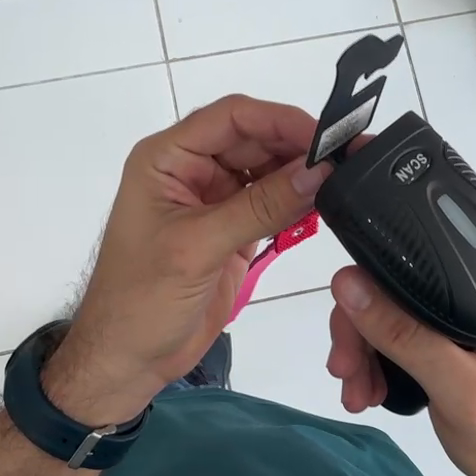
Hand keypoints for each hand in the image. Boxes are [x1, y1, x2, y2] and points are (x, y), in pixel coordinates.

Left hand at [43, 96, 332, 426]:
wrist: (127, 358)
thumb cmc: (143, 298)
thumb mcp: (199, 246)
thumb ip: (261, 206)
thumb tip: (319, 170)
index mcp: (167, 158)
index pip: (231, 117)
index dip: (279, 120)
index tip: (326, 138)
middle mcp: (190, 168)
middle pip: (253, 139)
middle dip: (297, 146)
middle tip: (348, 160)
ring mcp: (212, 198)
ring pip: (265, 169)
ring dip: (300, 173)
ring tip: (345, 179)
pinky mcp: (230, 228)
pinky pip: (269, 202)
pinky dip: (295, 202)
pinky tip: (323, 204)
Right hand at [326, 267, 475, 475]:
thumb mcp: (458, 388)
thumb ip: (404, 336)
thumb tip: (347, 284)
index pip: (414, 261)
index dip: (370, 287)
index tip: (348, 332)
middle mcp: (474, 290)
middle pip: (393, 290)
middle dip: (359, 332)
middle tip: (344, 370)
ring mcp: (457, 318)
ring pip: (387, 315)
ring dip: (362, 352)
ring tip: (356, 392)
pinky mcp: (446, 341)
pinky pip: (396, 337)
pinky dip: (375, 362)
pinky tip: (369, 389)